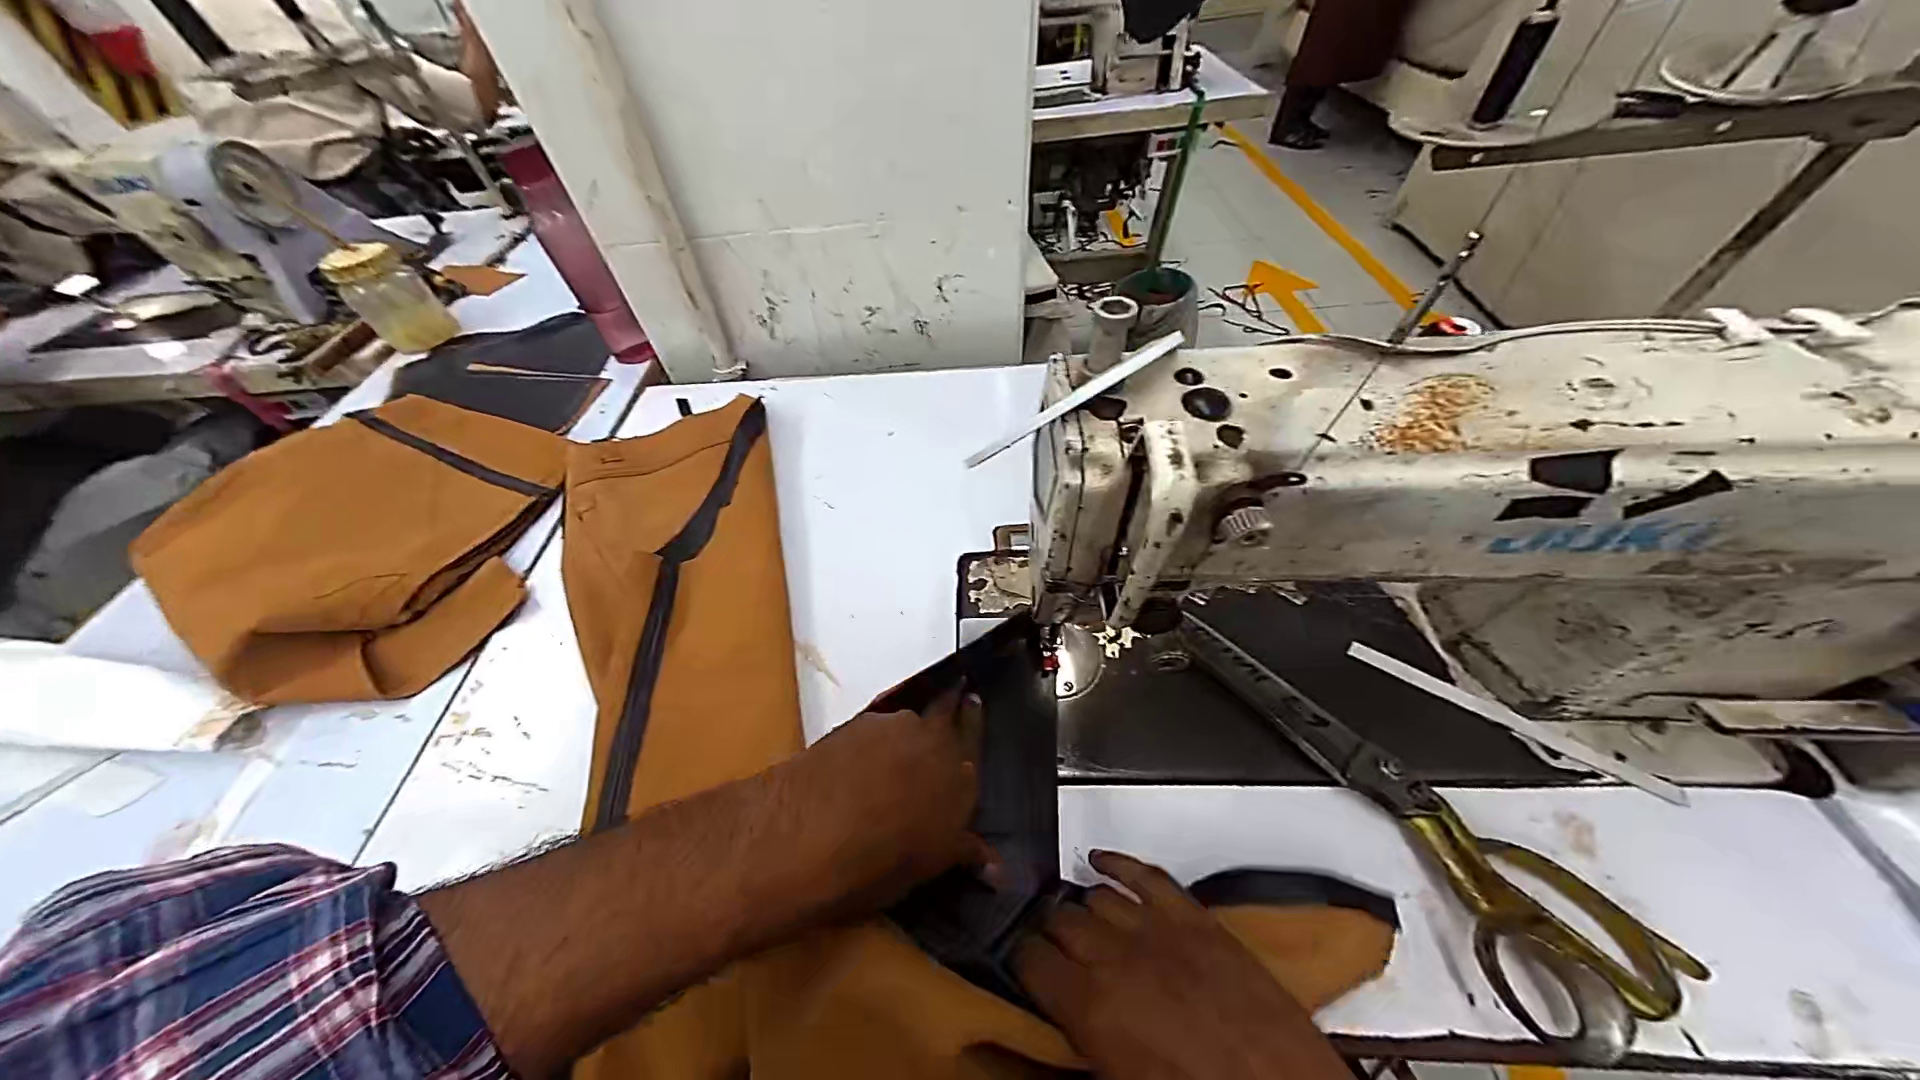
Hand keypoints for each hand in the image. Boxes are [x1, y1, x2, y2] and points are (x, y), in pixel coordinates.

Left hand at [763, 688, 990, 915]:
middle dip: (948, 707)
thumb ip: (965, 852)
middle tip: (947, 701)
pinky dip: (871, 740)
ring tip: (892, 754)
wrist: (808, 837)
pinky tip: (859, 760)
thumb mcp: (930, 865)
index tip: (972, 701)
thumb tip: (999, 871)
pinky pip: (873, 727)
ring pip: (906, 720)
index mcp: (960, 776)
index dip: (972, 720)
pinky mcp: (853, 724)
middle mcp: (932, 740)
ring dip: (904, 732)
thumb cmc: (879, 863)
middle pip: (944, 711)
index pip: (974, 735)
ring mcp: (891, 727)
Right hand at [1017, 851, 1350, 1079]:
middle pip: (1060, 920)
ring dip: (1082, 908)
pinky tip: (1102, 862)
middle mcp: (1116, 958)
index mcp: (1092, 1007)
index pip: (1031, 959)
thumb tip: (1065, 1020)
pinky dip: (1118, 863)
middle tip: (1052, 947)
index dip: (1022, 960)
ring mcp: (1156, 930)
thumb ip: (1083, 1039)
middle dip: (1050, 933)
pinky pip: (1143, 874)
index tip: (1026, 965)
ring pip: (1096, 896)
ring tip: (1078, 919)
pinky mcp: (1192, 917)